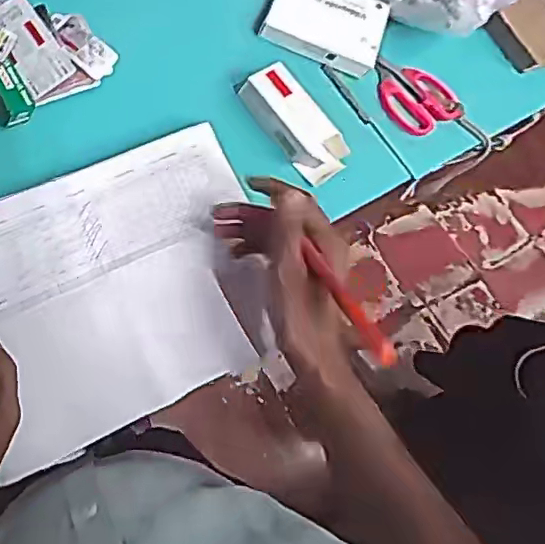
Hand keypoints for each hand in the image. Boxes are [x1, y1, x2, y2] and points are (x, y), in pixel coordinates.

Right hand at [213, 177, 360, 396]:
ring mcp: (312, 259)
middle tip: (221, 216)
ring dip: (249, 230)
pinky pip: (278, 248)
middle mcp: (321, 244)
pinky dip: (256, 246)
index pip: (298, 201)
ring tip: (222, 234)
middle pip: (284, 216)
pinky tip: (237, 253)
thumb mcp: (287, 271)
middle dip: (251, 213)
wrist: (313, 358)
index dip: (272, 188)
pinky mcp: (303, 273)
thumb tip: (286, 194)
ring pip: (278, 232)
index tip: (248, 184)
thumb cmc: (300, 318)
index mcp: (323, 240)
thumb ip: (286, 231)